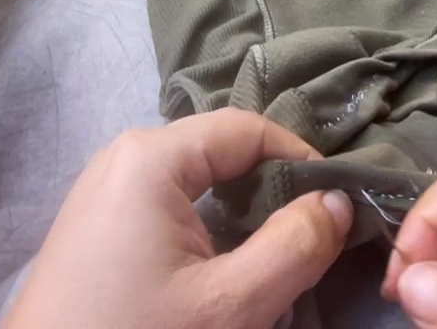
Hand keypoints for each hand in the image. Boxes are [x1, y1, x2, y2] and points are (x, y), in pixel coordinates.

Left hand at [6, 111, 353, 328]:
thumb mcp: (227, 308)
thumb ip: (293, 248)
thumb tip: (337, 201)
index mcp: (151, 155)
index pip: (245, 129)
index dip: (298, 156)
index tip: (338, 199)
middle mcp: (125, 153)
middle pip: (219, 149)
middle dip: (270, 187)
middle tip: (311, 233)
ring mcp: (106, 185)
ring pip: (195, 178)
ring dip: (240, 210)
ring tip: (274, 254)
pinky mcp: (98, 220)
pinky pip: (167, 201)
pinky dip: (206, 224)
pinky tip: (223, 266)